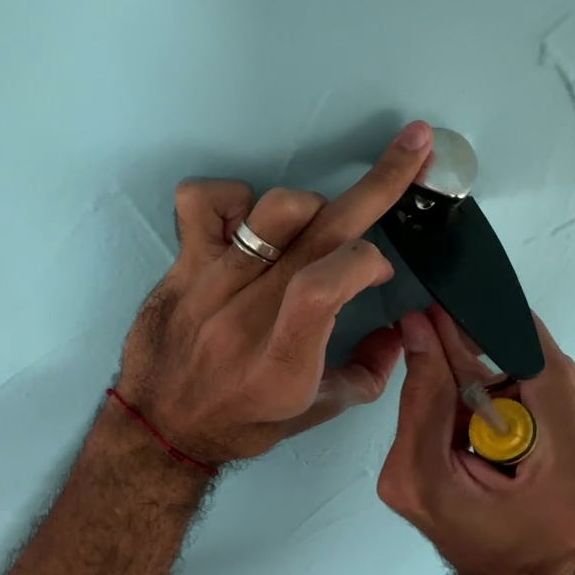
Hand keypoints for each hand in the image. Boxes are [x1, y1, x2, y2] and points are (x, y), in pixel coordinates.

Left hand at [114, 121, 435, 466]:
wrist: (161, 427)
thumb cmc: (241, 422)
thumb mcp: (313, 415)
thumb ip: (366, 375)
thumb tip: (402, 331)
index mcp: (283, 366)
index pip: (325, 287)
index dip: (364, 261)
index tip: (380, 267)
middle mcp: (247, 320)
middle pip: (318, 235)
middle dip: (380, 183)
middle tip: (414, 148)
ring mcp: (211, 288)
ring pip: (273, 211)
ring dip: (312, 205)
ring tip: (316, 223)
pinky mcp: (184, 267)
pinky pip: (202, 203)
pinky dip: (233, 196)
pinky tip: (248, 219)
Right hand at [377, 306, 574, 574]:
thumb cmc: (469, 542)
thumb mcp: (416, 483)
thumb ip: (421, 404)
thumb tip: (423, 327)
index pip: (551, 382)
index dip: (512, 336)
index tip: (475, 308)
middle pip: (563, 383)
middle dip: (508, 370)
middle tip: (463, 372)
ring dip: (529, 390)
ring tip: (495, 425)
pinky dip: (552, 410)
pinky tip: (526, 438)